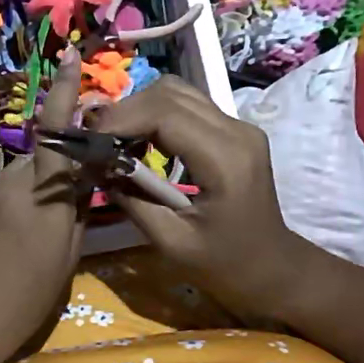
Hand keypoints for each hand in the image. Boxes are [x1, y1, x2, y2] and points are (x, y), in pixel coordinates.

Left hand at [0, 49, 86, 362]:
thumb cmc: (24, 302)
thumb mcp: (67, 259)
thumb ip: (79, 210)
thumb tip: (93, 174)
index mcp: (42, 199)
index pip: (58, 135)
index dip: (65, 93)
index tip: (70, 56)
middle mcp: (10, 183)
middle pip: (46, 154)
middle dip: (67, 160)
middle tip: (83, 188)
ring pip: (26, 171)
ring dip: (43, 184)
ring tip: (47, 226)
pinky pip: (6, 186)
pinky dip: (23, 196)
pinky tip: (21, 231)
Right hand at [90, 76, 314, 315]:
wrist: (273, 269)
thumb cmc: (225, 266)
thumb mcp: (171, 241)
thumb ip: (132, 198)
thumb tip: (94, 166)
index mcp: (225, 159)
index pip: (164, 113)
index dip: (121, 120)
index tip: (90, 142)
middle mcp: (237, 131)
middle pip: (170, 93)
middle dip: (126, 112)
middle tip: (98, 142)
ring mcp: (240, 127)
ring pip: (178, 93)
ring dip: (141, 110)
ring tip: (116, 142)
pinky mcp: (236, 131)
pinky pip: (189, 107)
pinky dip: (157, 116)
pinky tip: (141, 143)